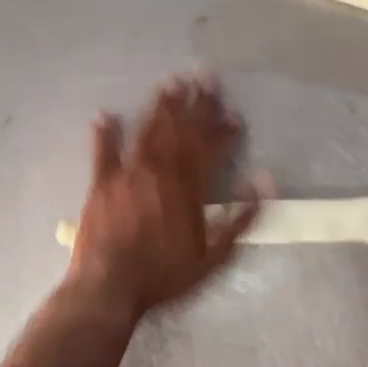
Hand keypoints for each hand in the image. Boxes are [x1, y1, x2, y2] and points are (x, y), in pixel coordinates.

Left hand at [62, 73, 259, 323]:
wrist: (107, 290)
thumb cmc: (164, 275)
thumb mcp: (214, 255)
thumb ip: (242, 217)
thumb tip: (265, 181)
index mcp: (189, 187)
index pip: (211, 147)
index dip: (224, 129)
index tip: (234, 114)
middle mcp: (161, 171)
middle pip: (182, 129)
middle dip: (196, 102)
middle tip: (204, 76)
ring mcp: (128, 174)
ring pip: (149, 131)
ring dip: (161, 106)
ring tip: (171, 82)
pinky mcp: (101, 185)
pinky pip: (104, 152)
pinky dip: (106, 132)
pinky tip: (106, 114)